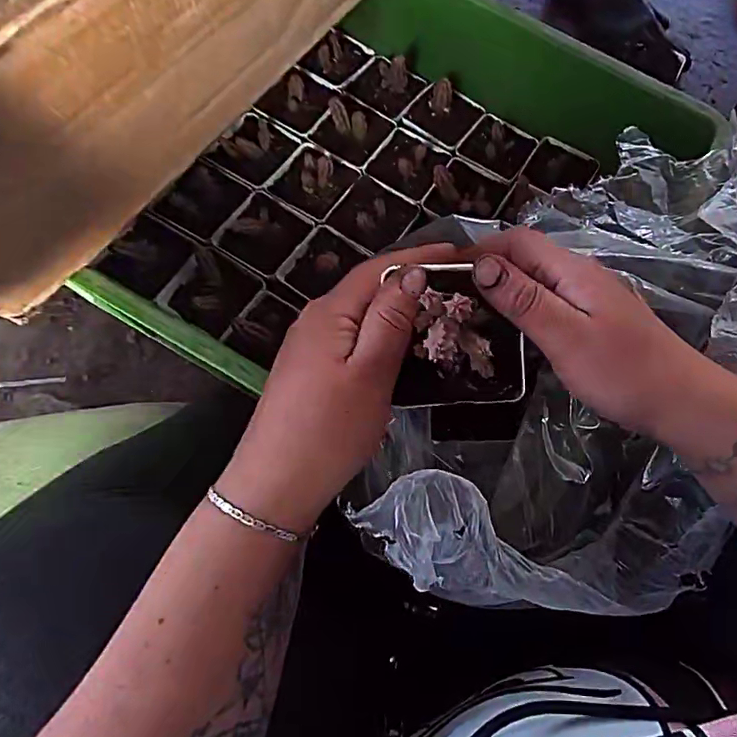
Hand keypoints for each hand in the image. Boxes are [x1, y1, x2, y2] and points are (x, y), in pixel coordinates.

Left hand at [216, 243, 456, 529]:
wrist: (276, 485)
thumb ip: (391, 319)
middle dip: (414, 276)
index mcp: (331, 313)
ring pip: (364, 309)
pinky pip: (357, 331)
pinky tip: (406, 339)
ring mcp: (312, 343)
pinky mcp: (314, 366)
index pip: (380, 268)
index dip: (420, 255)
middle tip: (459, 280)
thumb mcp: (371, 372)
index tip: (459, 251)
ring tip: (442, 305)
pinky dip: (387, 326)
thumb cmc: (330, 430)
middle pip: (370, 285)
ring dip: (402, 302)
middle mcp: (317, 318)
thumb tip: (413, 272)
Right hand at [469, 228, 728, 436]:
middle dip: (488, 268)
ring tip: (472, 314)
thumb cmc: (622, 372)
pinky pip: (554, 301)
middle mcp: (584, 275)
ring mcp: (594, 297)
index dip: (480, 249)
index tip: (444, 272)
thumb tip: (482, 264)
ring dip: (506, 289)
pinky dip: (527, 308)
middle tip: (451, 298)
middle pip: (529, 257)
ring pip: (540, 280)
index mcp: (574, 271)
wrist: (679, 400)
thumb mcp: (566, 337)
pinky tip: (514, 331)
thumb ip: (525, 300)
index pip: (519, 240)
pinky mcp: (599, 320)